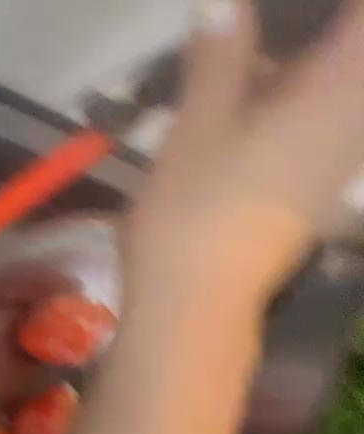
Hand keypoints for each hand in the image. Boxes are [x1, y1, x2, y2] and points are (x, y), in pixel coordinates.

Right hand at [126, 0, 363, 318]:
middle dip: (312, 42)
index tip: (256, 20)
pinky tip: (248, 101)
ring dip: (294, 71)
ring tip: (238, 73)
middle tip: (241, 42)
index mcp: (342, 81)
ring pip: (334, 83)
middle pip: (344, 54)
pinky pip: (328, 110)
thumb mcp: (194, 132)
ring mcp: (347, 140)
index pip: (353, 21)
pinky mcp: (323, 169)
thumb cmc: (193, 212)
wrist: (197, 297)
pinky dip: (294, 96)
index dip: (323, 17)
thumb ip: (216, 62)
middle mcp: (361, 104)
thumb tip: (217, 4)